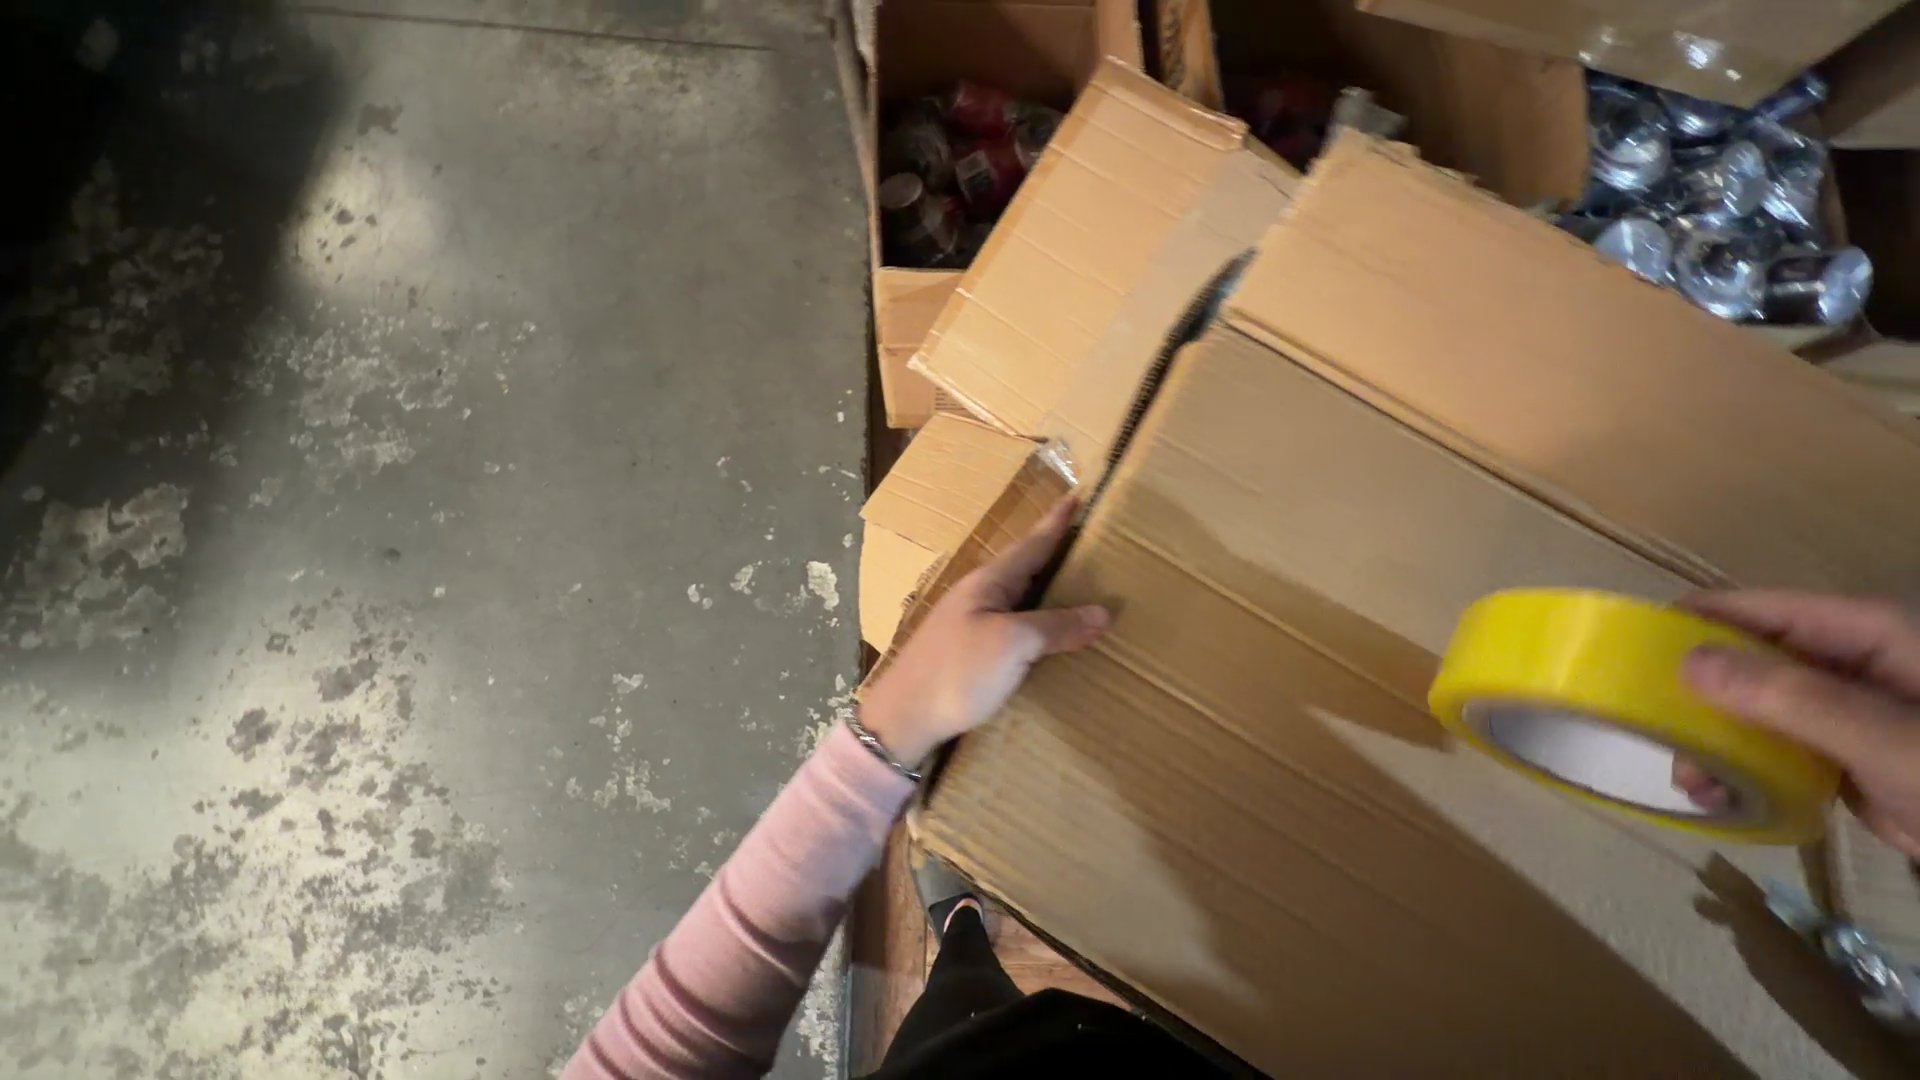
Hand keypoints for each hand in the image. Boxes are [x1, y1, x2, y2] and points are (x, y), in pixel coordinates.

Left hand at [857, 496, 1110, 767]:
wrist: (903, 718)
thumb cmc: (956, 672)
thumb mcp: (1012, 644)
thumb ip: (1056, 626)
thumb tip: (1102, 612)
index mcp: (988, 582)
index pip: (1031, 544)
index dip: (1055, 523)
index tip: (1076, 496)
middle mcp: (978, 597)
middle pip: (1024, 568)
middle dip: (1055, 555)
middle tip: (1088, 544)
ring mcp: (969, 625)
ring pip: (1017, 599)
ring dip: (1046, 590)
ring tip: (1077, 588)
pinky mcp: (967, 654)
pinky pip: (1012, 628)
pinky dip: (1036, 624)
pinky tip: (1047, 639)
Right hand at [1676, 590, 1919, 855]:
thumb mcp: (1894, 743)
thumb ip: (1795, 699)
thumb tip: (1686, 661)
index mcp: (1861, 635)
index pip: (1743, 609)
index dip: (1681, 627)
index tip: (1624, 664)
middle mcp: (1842, 662)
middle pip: (1733, 659)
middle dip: (1688, 700)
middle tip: (1662, 743)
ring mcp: (1843, 709)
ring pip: (1742, 706)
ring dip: (1706, 743)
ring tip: (1696, 786)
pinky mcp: (1843, 752)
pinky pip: (1768, 745)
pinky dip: (1737, 768)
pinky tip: (1724, 797)